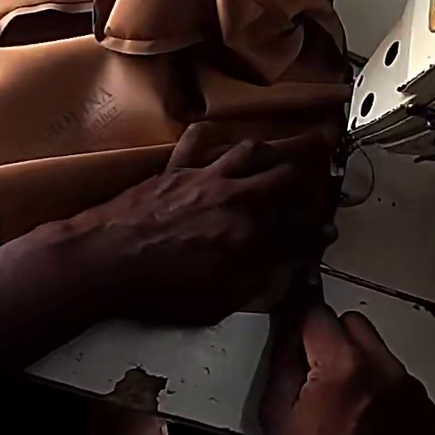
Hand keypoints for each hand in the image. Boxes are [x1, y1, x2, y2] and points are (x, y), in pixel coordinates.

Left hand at [47, 125, 335, 326]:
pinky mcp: (175, 171)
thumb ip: (260, 284)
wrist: (105, 261)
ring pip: (251, 152)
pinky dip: (210, 136)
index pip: (299, 227)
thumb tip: (288, 273)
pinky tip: (216, 132)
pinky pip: (197, 143)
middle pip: (286, 177)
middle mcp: (234, 199)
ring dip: (277, 146)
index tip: (327, 229)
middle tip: (328, 162)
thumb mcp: (219, 302)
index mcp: (249, 235)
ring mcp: (205, 179)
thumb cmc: (157, 287)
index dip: (318, 229)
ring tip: (293, 141)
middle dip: (314, 170)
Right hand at [263, 305, 434, 434]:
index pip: (316, 311)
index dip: (298, 322)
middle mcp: (383, 366)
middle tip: (317, 376)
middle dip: (330, 338)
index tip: (291, 336)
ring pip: (374, 345)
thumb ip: (282, 360)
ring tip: (343, 403)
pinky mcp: (425, 402)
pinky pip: (393, 372)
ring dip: (355, 359)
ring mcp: (409, 385)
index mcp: (343, 367)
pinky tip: (367, 418)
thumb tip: (287, 325)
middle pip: (350, 321)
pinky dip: (377, 382)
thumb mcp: (277, 418)